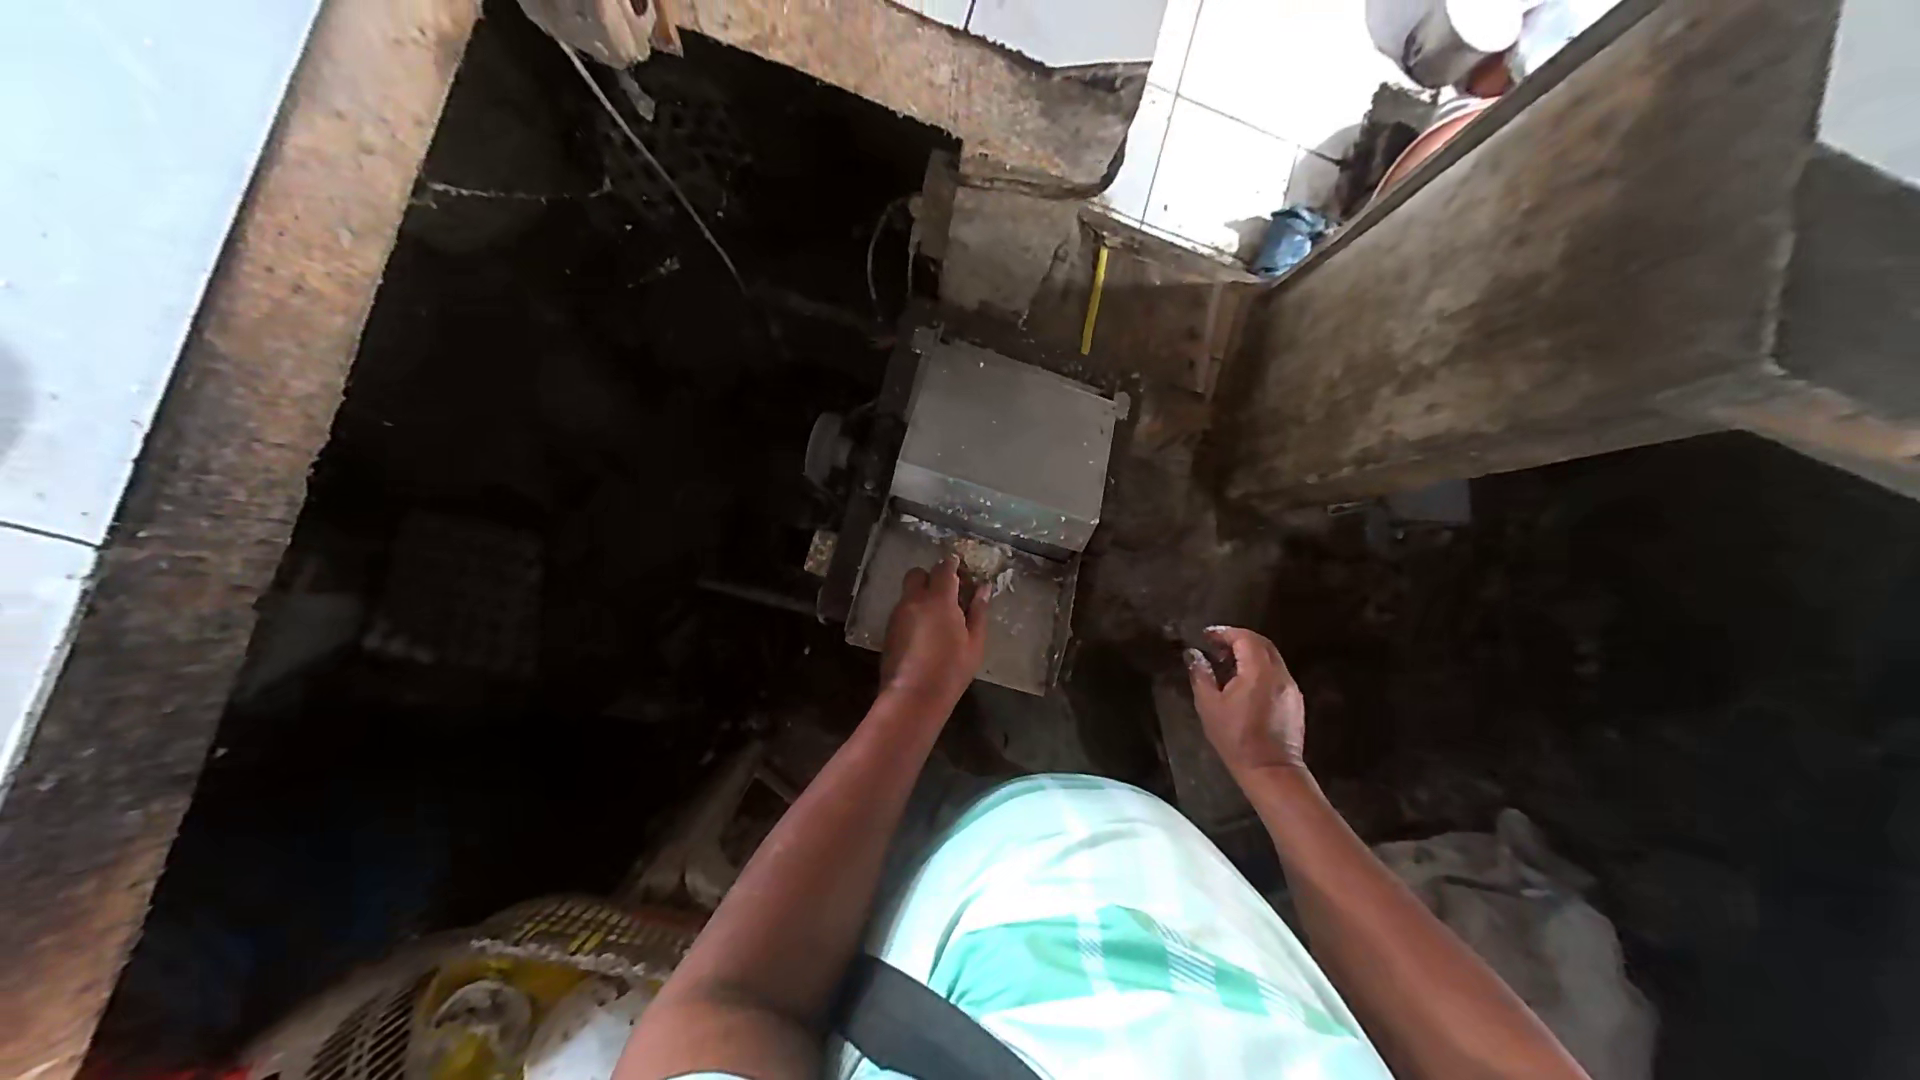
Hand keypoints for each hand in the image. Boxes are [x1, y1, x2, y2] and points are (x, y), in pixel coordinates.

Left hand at [880, 554, 989, 705]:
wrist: (913, 696)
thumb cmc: (951, 669)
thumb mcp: (975, 642)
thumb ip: (979, 611)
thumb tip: (983, 588)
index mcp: (939, 599)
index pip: (944, 568)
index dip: (953, 565)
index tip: (961, 570)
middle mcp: (914, 600)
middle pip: (918, 574)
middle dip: (931, 577)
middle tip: (948, 594)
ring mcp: (898, 614)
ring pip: (908, 592)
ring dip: (922, 595)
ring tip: (938, 617)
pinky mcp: (888, 629)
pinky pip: (902, 609)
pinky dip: (913, 612)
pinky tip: (924, 632)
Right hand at [1187, 626, 1306, 777]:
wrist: (1271, 770)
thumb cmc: (1235, 737)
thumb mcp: (1209, 705)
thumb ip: (1201, 674)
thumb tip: (1194, 654)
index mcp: (1259, 671)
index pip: (1245, 638)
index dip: (1224, 633)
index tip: (1206, 636)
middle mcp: (1280, 674)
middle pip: (1262, 643)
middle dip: (1238, 639)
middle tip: (1216, 646)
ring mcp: (1291, 687)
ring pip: (1271, 658)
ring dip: (1250, 654)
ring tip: (1226, 664)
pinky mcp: (1295, 700)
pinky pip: (1276, 673)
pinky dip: (1260, 668)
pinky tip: (1244, 683)